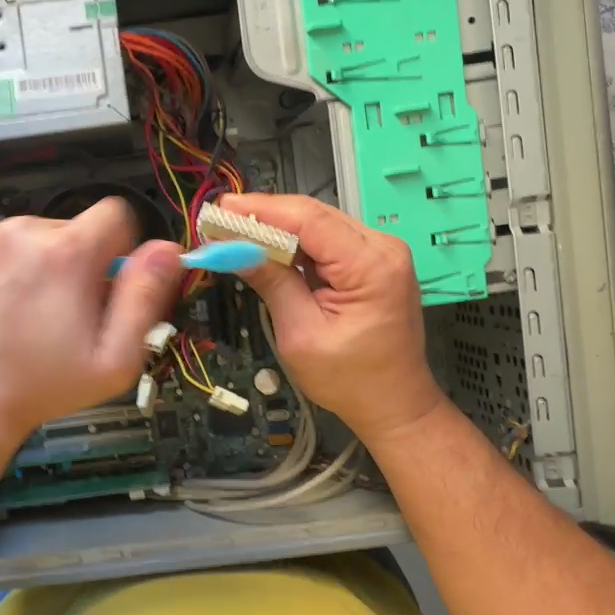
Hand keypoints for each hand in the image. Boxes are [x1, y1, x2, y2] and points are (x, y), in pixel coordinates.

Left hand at [0, 198, 181, 445]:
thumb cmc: (43, 385)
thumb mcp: (114, 359)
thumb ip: (145, 297)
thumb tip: (167, 249)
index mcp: (68, 252)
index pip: (115, 214)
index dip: (118, 248)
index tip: (104, 282)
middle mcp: (22, 230)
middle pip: (68, 228)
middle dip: (72, 260)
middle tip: (59, 310)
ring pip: (26, 235)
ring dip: (31, 262)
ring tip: (19, 311)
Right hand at [218, 192, 449, 441]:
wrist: (395, 404)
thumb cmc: (349, 380)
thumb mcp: (301, 334)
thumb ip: (272, 283)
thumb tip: (233, 248)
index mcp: (371, 265)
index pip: (310, 219)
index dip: (262, 210)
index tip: (221, 210)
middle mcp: (383, 247)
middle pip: (315, 215)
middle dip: (265, 216)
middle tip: (219, 222)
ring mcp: (382, 252)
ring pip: (319, 224)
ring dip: (278, 229)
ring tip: (235, 234)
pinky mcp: (374, 262)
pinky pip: (329, 241)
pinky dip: (296, 244)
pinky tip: (267, 248)